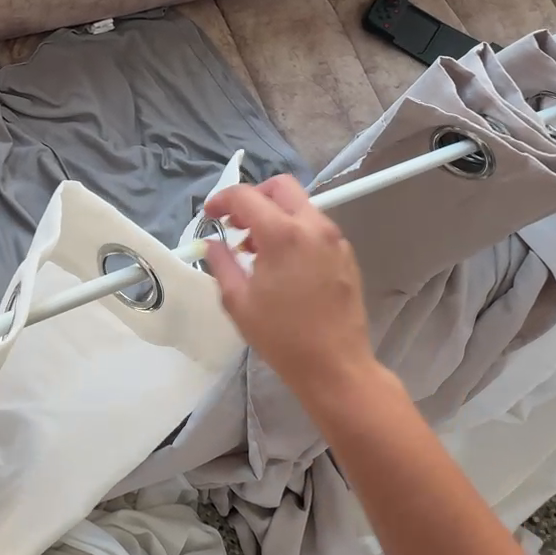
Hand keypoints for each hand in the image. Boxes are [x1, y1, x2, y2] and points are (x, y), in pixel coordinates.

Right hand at [203, 175, 380, 402]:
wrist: (336, 367)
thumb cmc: (282, 336)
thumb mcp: (237, 300)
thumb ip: (221, 262)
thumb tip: (213, 244)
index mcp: (282, 234)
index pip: (246, 196)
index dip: (221, 200)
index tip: (210, 216)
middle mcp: (313, 227)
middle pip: (281, 187)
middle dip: (253, 197)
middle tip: (236, 223)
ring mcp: (335, 240)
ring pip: (300, 206)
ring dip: (274, 215)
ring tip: (255, 249)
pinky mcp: (346, 256)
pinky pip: (315, 228)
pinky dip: (293, 232)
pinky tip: (281, 264)